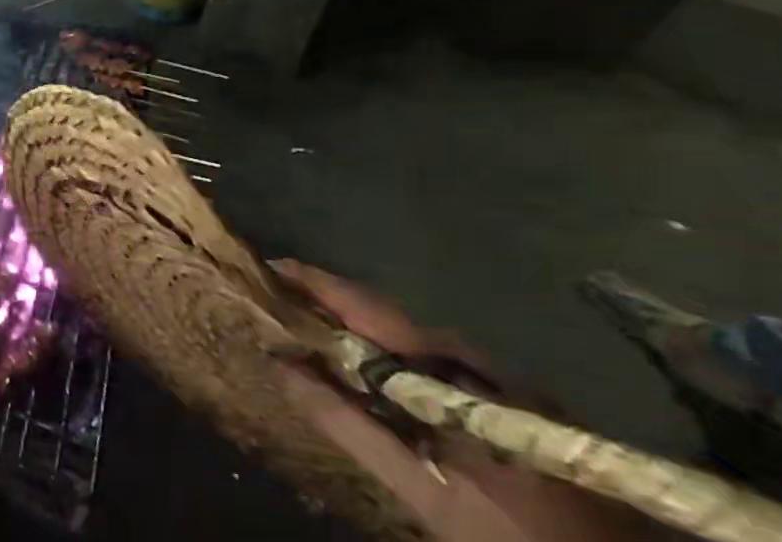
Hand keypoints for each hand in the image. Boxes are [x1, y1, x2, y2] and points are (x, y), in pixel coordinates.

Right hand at [270, 259, 662, 541]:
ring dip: (350, 328)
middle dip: (324, 302)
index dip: (315, 281)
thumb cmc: (512, 536)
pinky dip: (380, 356)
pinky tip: (360, 373)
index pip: (364, 304)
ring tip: (302, 329)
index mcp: (443, 364)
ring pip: (400, 336)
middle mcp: (462, 352)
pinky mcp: (494, 393)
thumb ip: (350, 428)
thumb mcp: (423, 493)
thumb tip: (285, 368)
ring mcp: (483, 371)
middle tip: (273, 300)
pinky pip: (421, 359)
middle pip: (379, 314)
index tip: (268, 266)